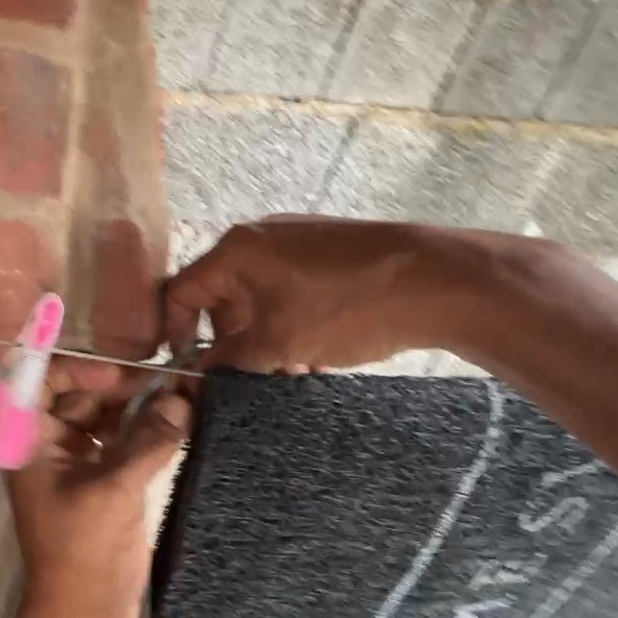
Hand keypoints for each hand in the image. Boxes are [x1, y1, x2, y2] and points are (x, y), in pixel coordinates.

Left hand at [5, 361, 190, 617]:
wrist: (83, 616)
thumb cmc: (85, 550)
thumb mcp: (115, 488)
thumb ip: (148, 439)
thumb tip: (182, 397)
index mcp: (27, 441)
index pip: (37, 381)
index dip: (76, 370)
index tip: (120, 375)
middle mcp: (43, 446)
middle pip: (76, 398)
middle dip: (118, 388)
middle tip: (171, 385)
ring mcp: (70, 465)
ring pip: (99, 420)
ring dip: (136, 410)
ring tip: (183, 402)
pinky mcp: (97, 483)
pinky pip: (115, 444)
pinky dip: (141, 435)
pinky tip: (177, 427)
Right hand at [164, 216, 474, 372]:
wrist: (443, 279)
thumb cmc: (345, 308)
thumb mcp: (278, 344)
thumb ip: (230, 360)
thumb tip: (201, 375)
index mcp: (235, 251)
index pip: (180, 292)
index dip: (174, 333)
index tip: (186, 369)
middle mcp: (258, 239)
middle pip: (220, 297)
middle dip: (227, 343)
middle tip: (242, 379)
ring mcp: (296, 242)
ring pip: (257, 299)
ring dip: (262, 339)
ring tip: (288, 373)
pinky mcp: (327, 251)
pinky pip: (288, 291)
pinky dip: (289, 324)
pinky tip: (315, 357)